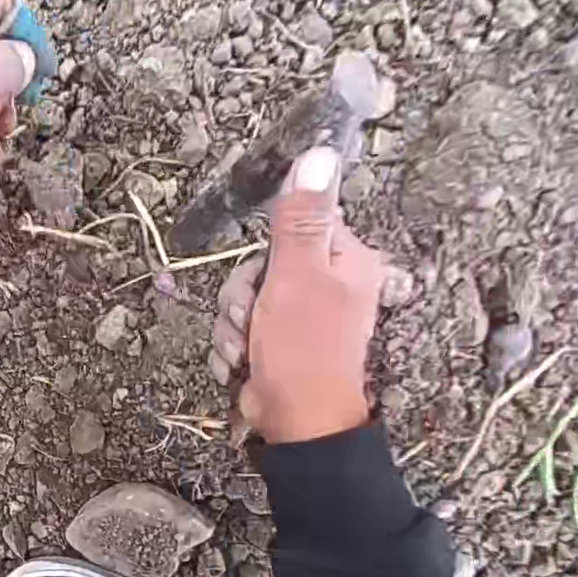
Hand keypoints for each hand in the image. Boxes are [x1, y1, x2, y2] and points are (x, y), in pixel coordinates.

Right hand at [209, 148, 384, 443]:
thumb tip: (318, 154)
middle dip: (242, 296)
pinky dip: (234, 347)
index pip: (297, 226)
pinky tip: (242, 365)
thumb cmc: (302, 351)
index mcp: (344, 261)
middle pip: (261, 263)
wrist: (294, 422)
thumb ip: (301, 220)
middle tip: (250, 319)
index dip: (269, 249)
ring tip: (245, 350)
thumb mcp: (297, 277)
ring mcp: (298, 315)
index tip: (264, 275)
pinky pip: (239, 327)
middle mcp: (325, 284)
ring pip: (243, 297)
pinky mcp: (275, 340)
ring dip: (233, 326)